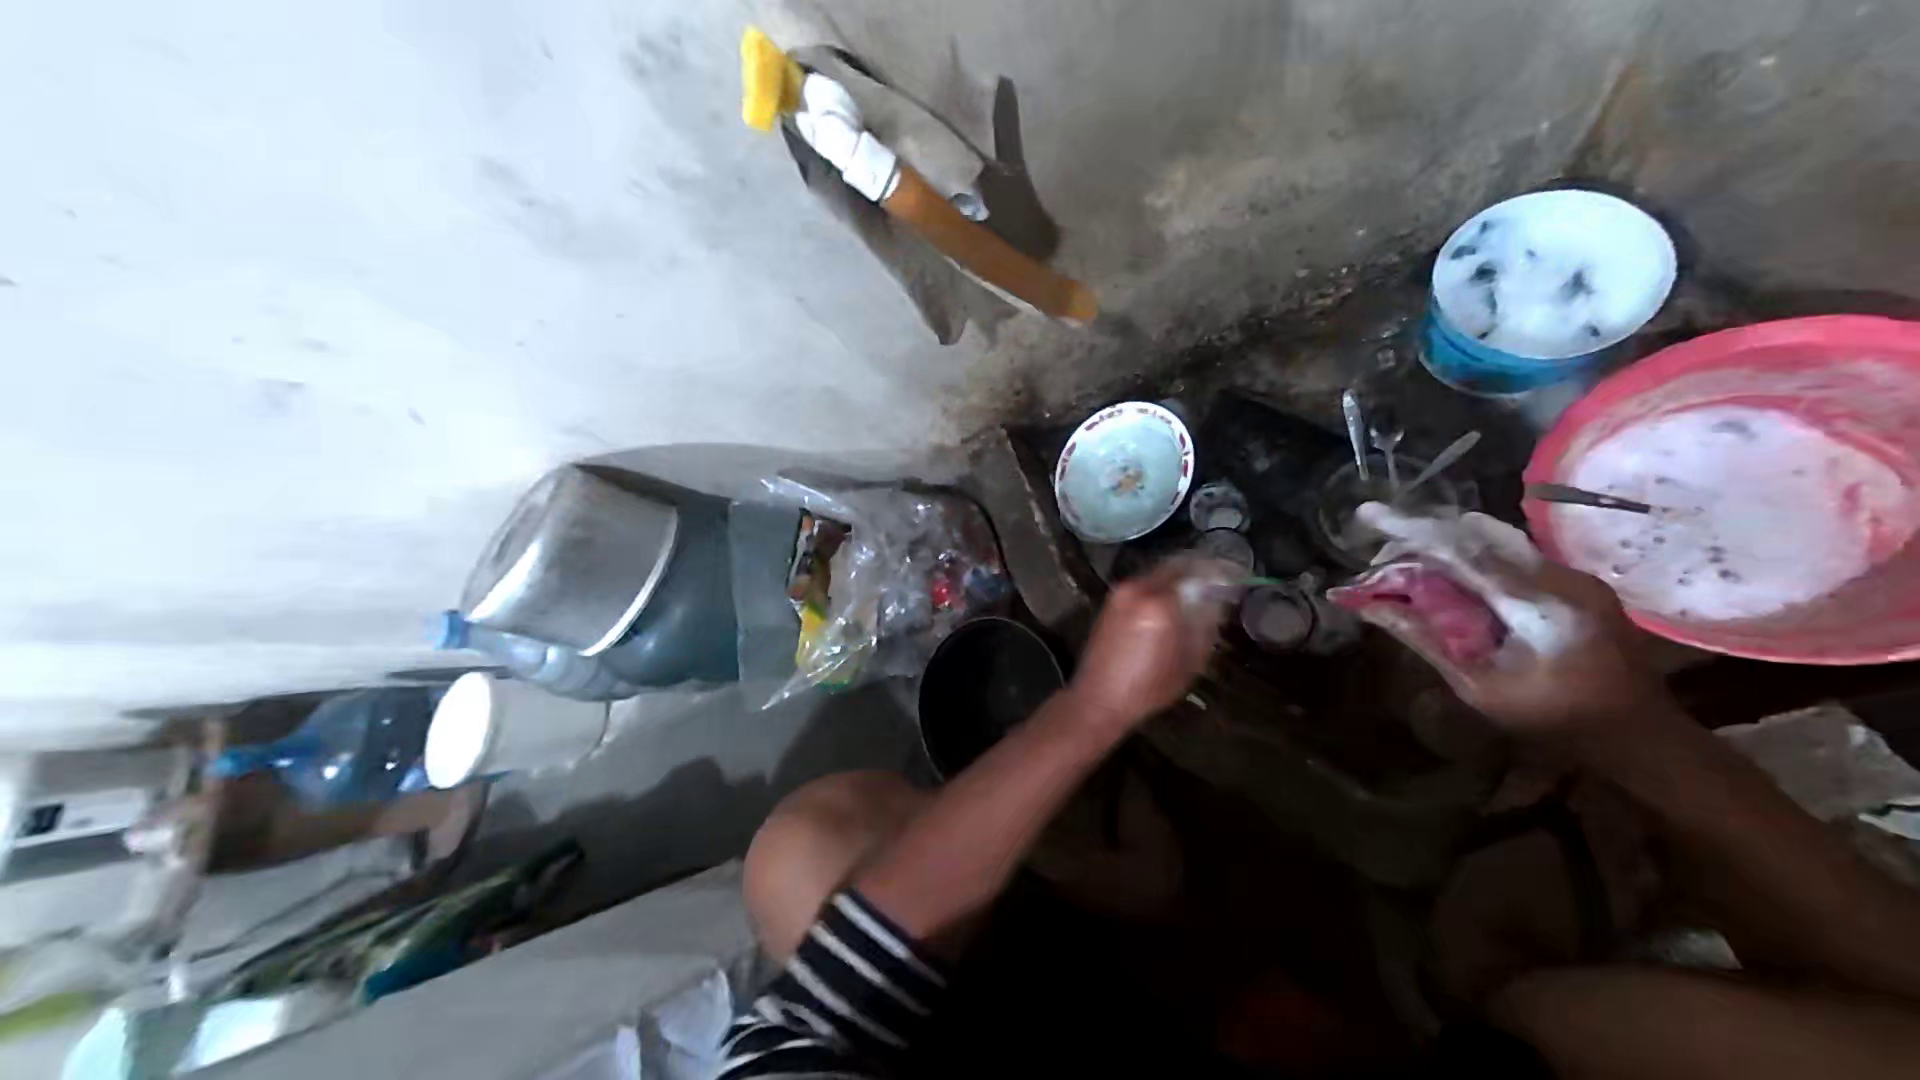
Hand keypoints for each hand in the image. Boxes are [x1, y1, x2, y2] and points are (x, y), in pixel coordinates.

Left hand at [1066, 558, 1232, 735]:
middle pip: (1175, 566)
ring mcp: (1120, 593)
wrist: (1100, 696)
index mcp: (1160, 603)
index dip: (1218, 571)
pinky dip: (1160, 588)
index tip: (1232, 577)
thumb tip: (1216, 600)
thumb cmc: (1149, 686)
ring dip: (1178, 578)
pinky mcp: (1110, 601)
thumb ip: (1206, 623)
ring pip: (1157, 574)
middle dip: (1198, 571)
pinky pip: (1142, 585)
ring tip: (1195, 593)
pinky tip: (1170, 605)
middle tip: (1215, 582)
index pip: (1197, 571)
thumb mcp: (1190, 660)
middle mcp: (1138, 589)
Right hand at [1344, 504, 1667, 735]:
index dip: (1409, 529)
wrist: (1641, 735)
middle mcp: (1561, 578)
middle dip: (1420, 534)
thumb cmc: (1553, 720)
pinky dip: (1469, 553)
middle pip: (1477, 536)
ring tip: (1402, 552)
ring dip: (1443, 541)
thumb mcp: (1478, 686)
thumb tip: (1368, 604)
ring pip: (1494, 539)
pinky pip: (1511, 552)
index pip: (1462, 551)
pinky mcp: (1574, 581)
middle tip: (1377, 544)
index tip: (1366, 513)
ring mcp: (1574, 576)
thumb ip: (1424, 638)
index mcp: (1540, 606)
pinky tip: (1444, 566)